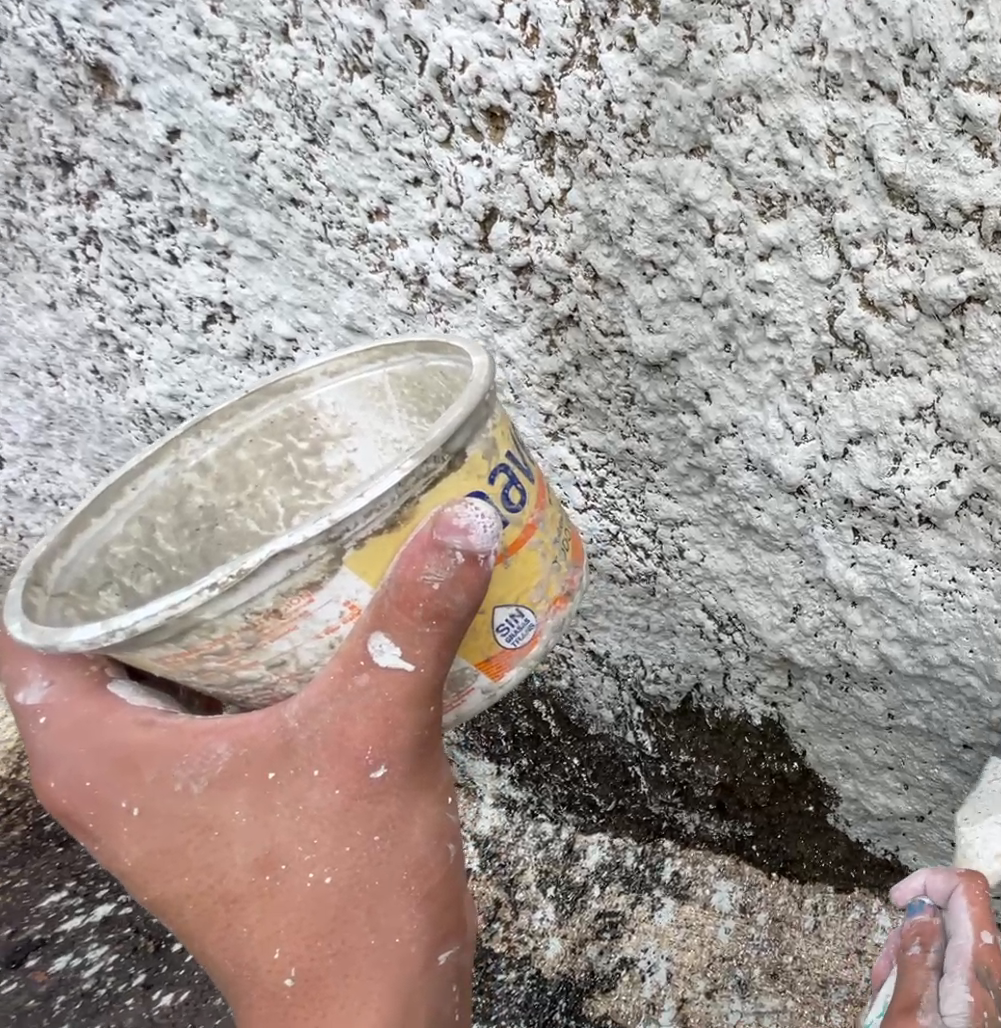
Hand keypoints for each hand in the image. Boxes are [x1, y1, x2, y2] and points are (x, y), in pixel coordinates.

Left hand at [1, 497, 501, 1027]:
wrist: (378, 987)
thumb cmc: (338, 882)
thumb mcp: (376, 726)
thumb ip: (417, 620)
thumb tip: (465, 520)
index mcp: (102, 754)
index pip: (48, 629)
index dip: (103, 561)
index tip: (185, 508)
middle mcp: (132, 770)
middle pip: (141, 645)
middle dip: (206, 579)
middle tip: (277, 519)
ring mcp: (197, 791)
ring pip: (211, 677)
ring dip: (267, 622)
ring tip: (334, 562)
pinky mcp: (259, 802)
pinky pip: (266, 708)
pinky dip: (308, 665)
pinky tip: (373, 639)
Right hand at [869, 868, 1000, 1027]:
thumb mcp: (910, 1018)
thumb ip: (916, 960)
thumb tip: (921, 909)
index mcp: (981, 967)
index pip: (967, 887)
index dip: (928, 881)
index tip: (896, 901)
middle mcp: (998, 974)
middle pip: (954, 921)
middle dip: (911, 936)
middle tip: (882, 974)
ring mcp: (998, 995)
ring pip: (951, 953)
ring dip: (914, 965)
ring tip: (886, 1002)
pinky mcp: (992, 1014)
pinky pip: (958, 981)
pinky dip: (929, 986)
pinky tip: (907, 1012)